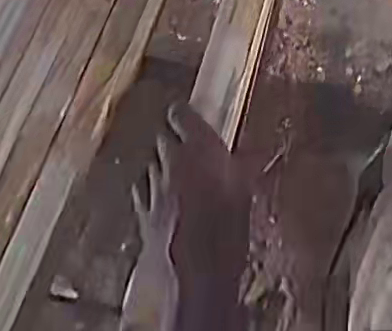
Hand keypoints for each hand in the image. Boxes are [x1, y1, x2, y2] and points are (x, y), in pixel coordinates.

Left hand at [125, 104, 250, 330]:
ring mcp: (153, 189)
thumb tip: (249, 153)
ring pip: (152, 164)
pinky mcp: (142, 215)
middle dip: (173, 139)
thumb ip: (241, 166)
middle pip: (163, 138)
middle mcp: (171, 161)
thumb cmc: (228, 230)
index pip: (179, 114)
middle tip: (187, 147)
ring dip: (162, 165)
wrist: (196, 277)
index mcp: (198, 148)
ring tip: (176, 174)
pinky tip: (159, 198)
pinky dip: (149, 189)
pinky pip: (142, 190)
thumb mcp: (244, 191)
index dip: (181, 113)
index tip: (185, 113)